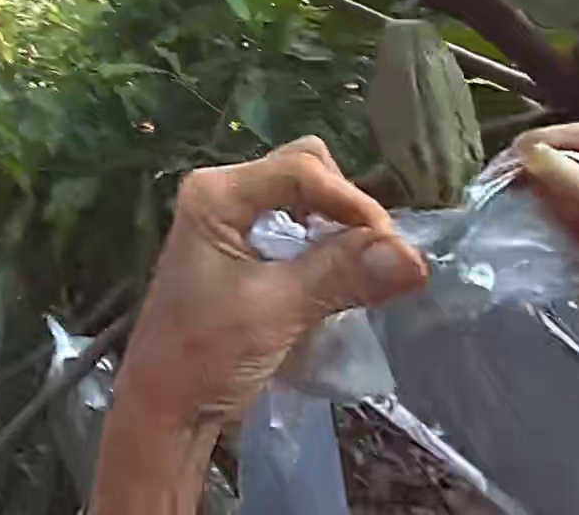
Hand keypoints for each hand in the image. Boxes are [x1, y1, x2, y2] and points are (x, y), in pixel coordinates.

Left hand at [92, 137, 427, 513]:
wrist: (164, 408)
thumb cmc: (206, 355)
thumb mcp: (276, 311)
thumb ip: (342, 275)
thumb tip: (414, 256)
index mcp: (216, 192)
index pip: (298, 169)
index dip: (349, 200)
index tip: (390, 244)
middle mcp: (221, 189)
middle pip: (302, 169)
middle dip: (343, 204)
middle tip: (375, 251)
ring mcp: (229, 213)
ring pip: (302, 192)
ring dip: (336, 222)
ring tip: (364, 261)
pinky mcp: (241, 239)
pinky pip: (294, 218)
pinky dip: (322, 237)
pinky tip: (337, 268)